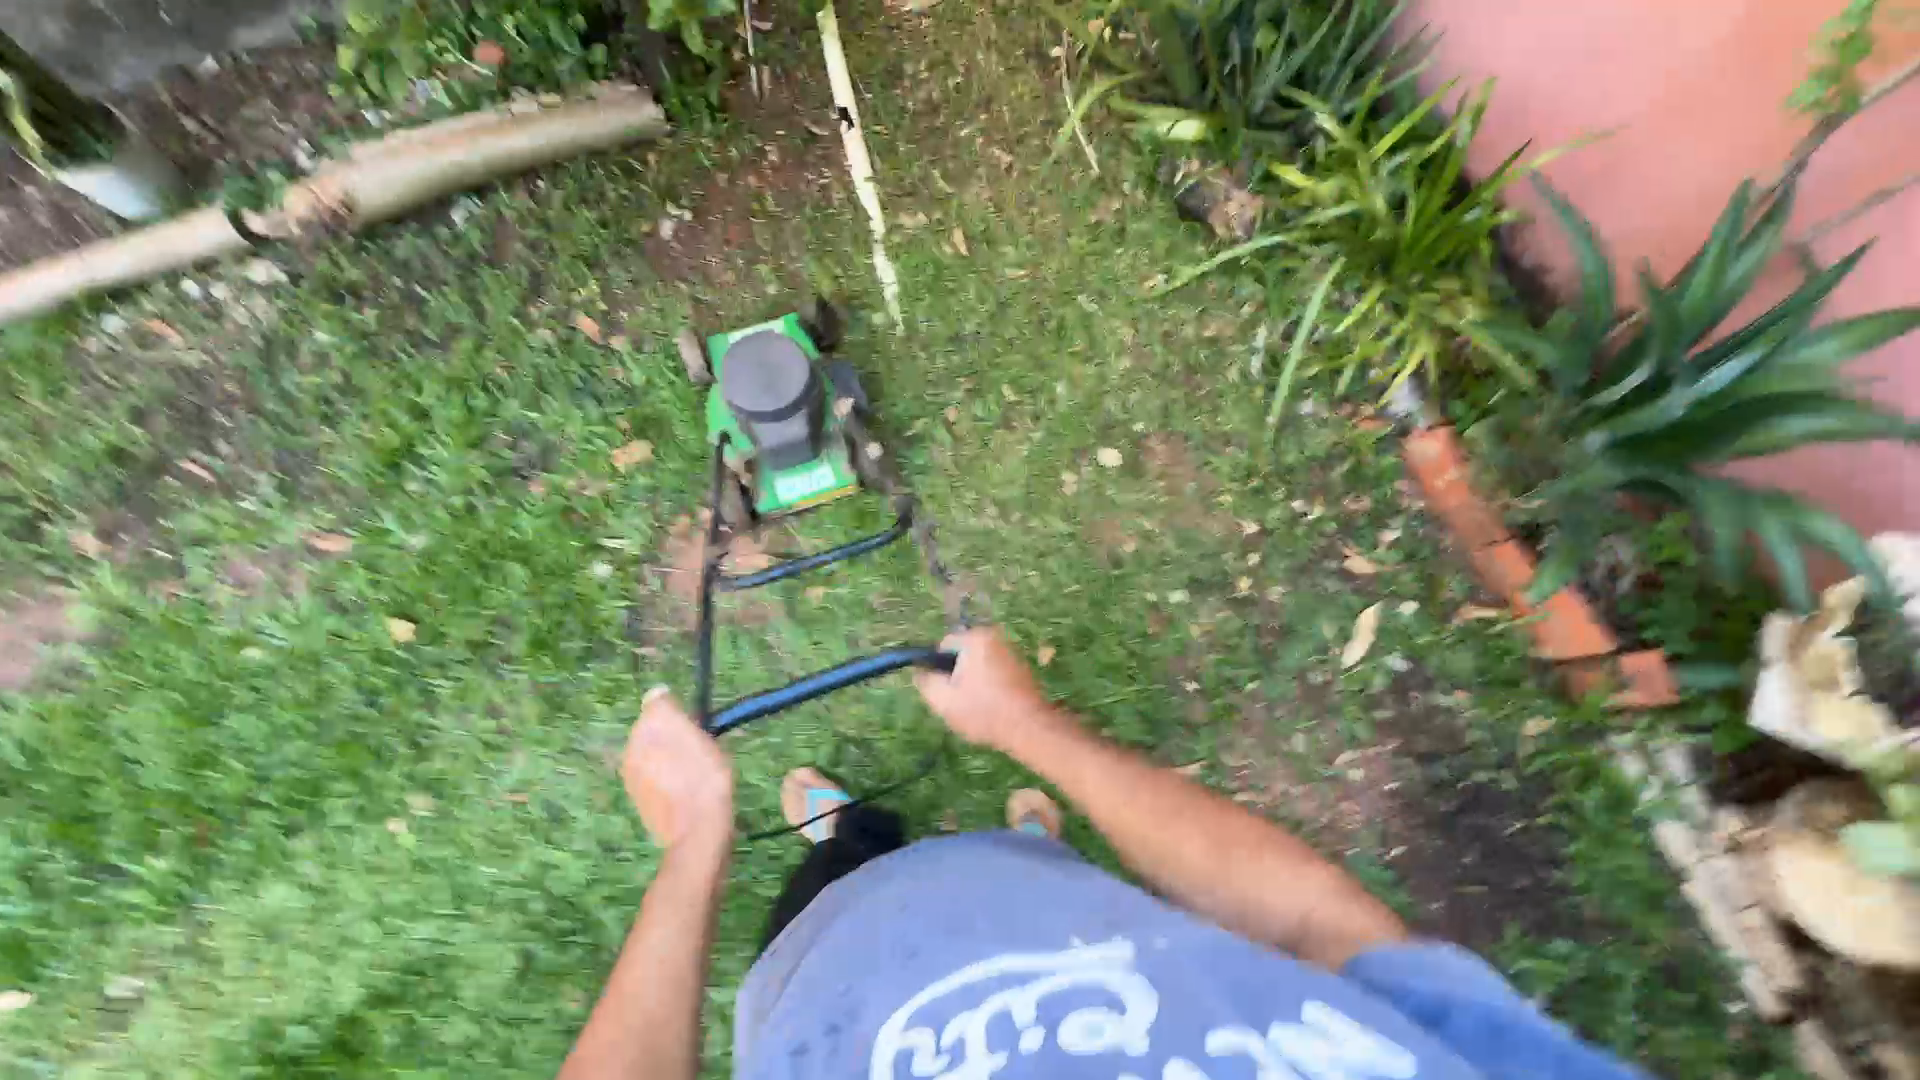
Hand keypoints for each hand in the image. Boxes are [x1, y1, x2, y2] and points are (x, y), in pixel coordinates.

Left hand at [622, 687, 733, 851]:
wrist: (697, 830)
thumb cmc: (703, 777)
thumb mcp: (694, 734)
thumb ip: (668, 711)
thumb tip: (654, 693)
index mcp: (643, 732)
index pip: (659, 708)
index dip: (681, 717)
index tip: (699, 729)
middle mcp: (630, 752)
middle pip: (655, 732)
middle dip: (673, 736)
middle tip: (700, 750)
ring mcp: (633, 778)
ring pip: (655, 755)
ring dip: (671, 757)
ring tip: (696, 772)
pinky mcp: (640, 799)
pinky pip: (656, 777)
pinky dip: (668, 778)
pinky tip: (686, 789)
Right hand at [914, 627, 1065, 750]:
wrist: (1030, 728)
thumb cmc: (983, 711)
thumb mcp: (943, 700)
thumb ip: (925, 681)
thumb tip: (921, 672)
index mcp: (976, 638)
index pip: (944, 645)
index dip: (938, 668)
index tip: (944, 690)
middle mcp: (996, 637)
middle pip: (963, 654)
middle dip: (957, 674)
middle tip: (959, 701)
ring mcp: (1013, 651)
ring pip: (980, 664)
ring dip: (974, 681)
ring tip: (977, 706)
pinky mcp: (1024, 667)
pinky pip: (996, 671)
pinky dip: (991, 685)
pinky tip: (993, 706)